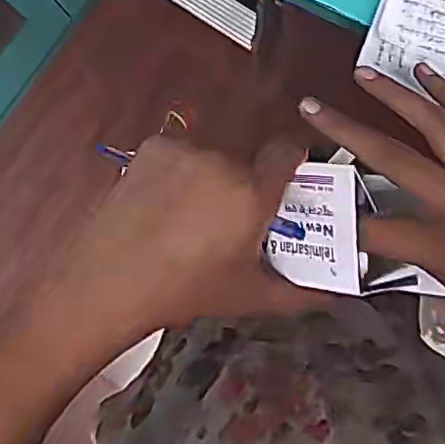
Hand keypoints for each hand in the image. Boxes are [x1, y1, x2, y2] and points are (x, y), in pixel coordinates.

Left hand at [50, 135, 320, 335]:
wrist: (109, 279)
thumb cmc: (183, 290)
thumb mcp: (248, 295)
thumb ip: (300, 292)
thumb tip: (336, 296)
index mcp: (251, 193)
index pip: (288, 150)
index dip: (289, 165)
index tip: (279, 186)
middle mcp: (221, 161)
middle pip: (246, 159)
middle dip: (243, 183)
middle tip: (226, 217)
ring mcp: (184, 150)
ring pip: (212, 154)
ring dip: (210, 175)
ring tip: (188, 214)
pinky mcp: (153, 146)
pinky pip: (179, 151)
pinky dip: (178, 169)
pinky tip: (162, 201)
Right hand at [298, 64, 444, 397]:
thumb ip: (440, 267)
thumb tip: (416, 249)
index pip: (375, 231)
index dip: (338, 225)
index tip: (310, 213)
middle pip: (393, 157)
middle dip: (346, 132)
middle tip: (312, 107)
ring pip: (438, 125)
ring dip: (399, 96)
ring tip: (370, 72)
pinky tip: (433, 79)